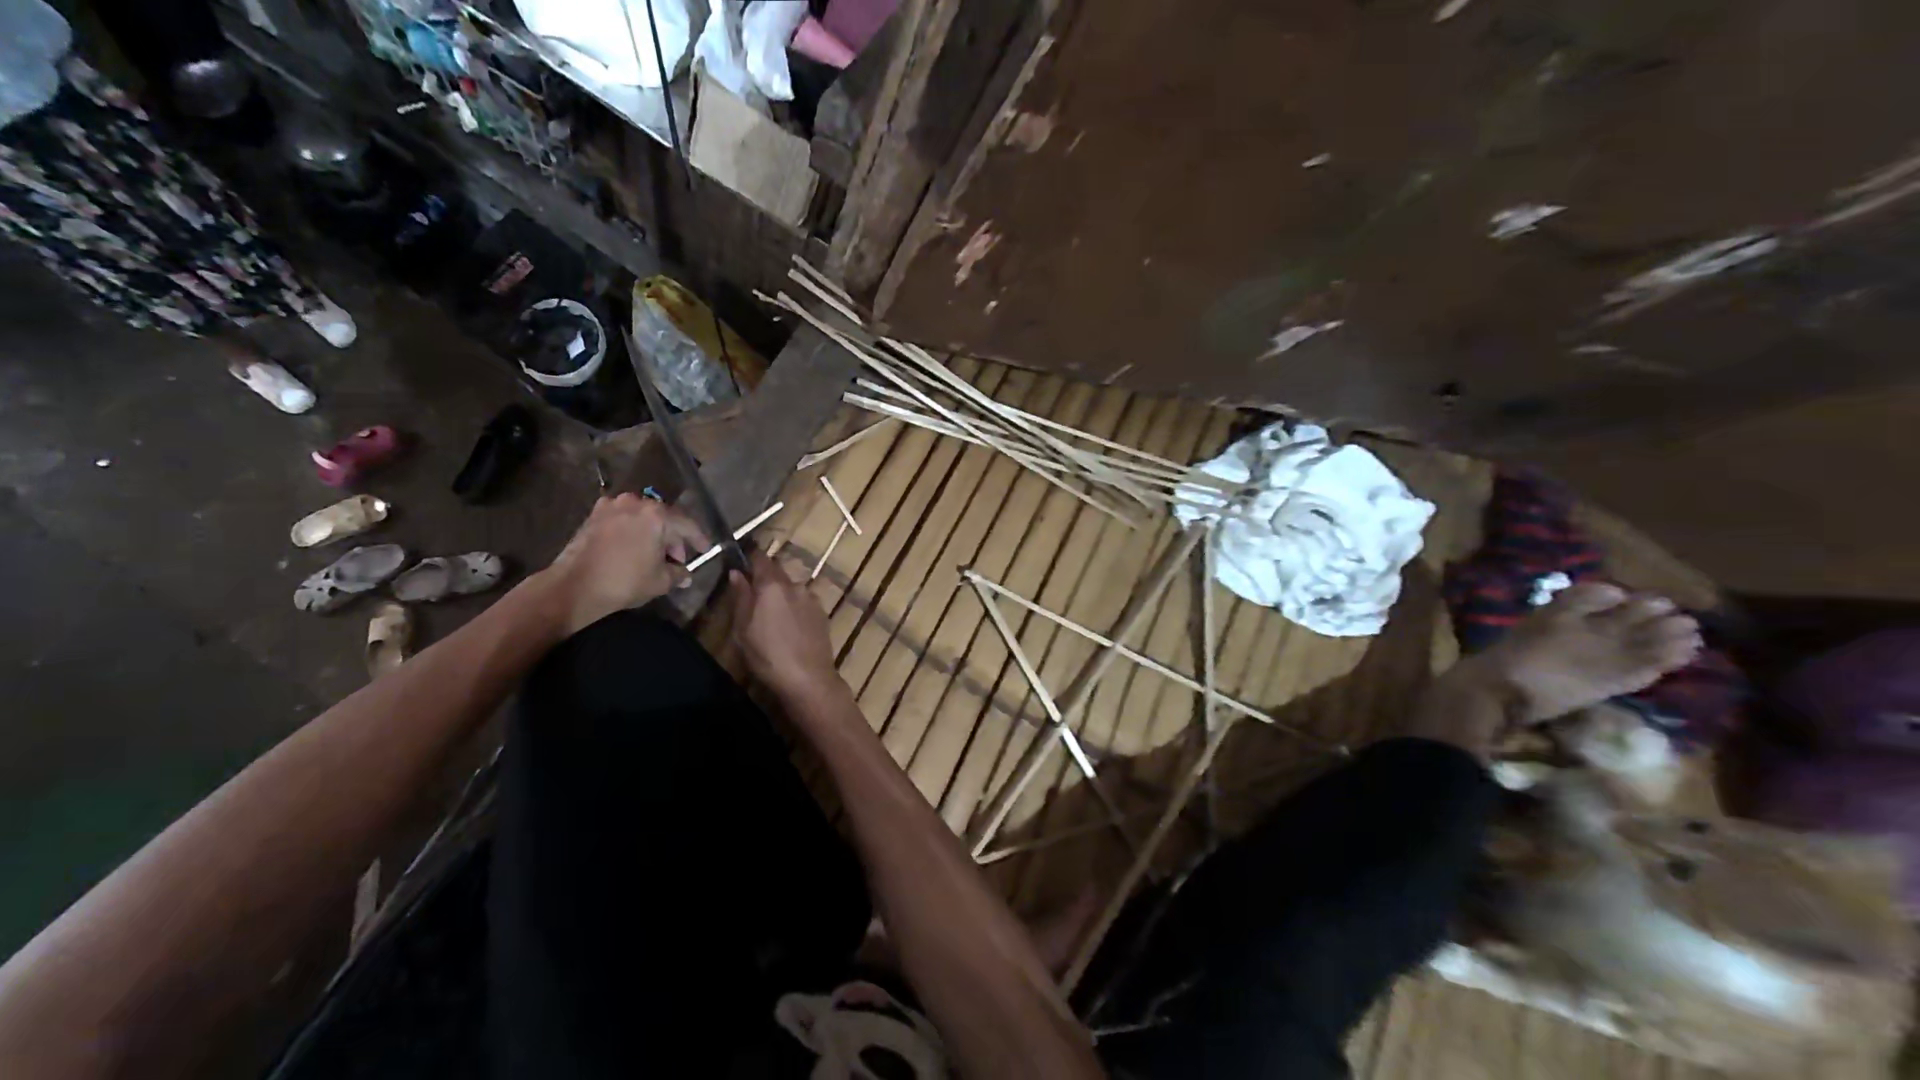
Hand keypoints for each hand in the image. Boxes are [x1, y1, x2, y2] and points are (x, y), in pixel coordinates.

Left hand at [546, 494, 709, 633]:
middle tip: (678, 557)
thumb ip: (679, 574)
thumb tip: (686, 575)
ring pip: (642, 516)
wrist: (576, 586)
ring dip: (652, 531)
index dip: (698, 538)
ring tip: (654, 552)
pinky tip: (633, 545)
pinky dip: (632, 529)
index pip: (687, 524)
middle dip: (673, 537)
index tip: (705, 549)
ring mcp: (612, 506)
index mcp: (657, 515)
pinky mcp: (594, 515)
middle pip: (664, 517)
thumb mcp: (661, 581)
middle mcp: (636, 503)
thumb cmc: (625, 581)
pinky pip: (622, 518)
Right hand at [728, 551, 840, 698]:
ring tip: (773, 618)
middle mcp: (795, 585)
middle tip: (754, 597)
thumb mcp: (743, 629)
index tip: (741, 563)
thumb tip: (736, 573)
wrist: (808, 678)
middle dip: (766, 579)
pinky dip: (795, 607)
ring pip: (792, 588)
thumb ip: (741, 597)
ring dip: (782, 595)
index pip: (760, 558)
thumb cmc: (767, 655)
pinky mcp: (823, 613)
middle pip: (778, 572)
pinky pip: (804, 602)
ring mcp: (812, 598)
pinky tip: (791, 627)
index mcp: (772, 585)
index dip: (750, 558)